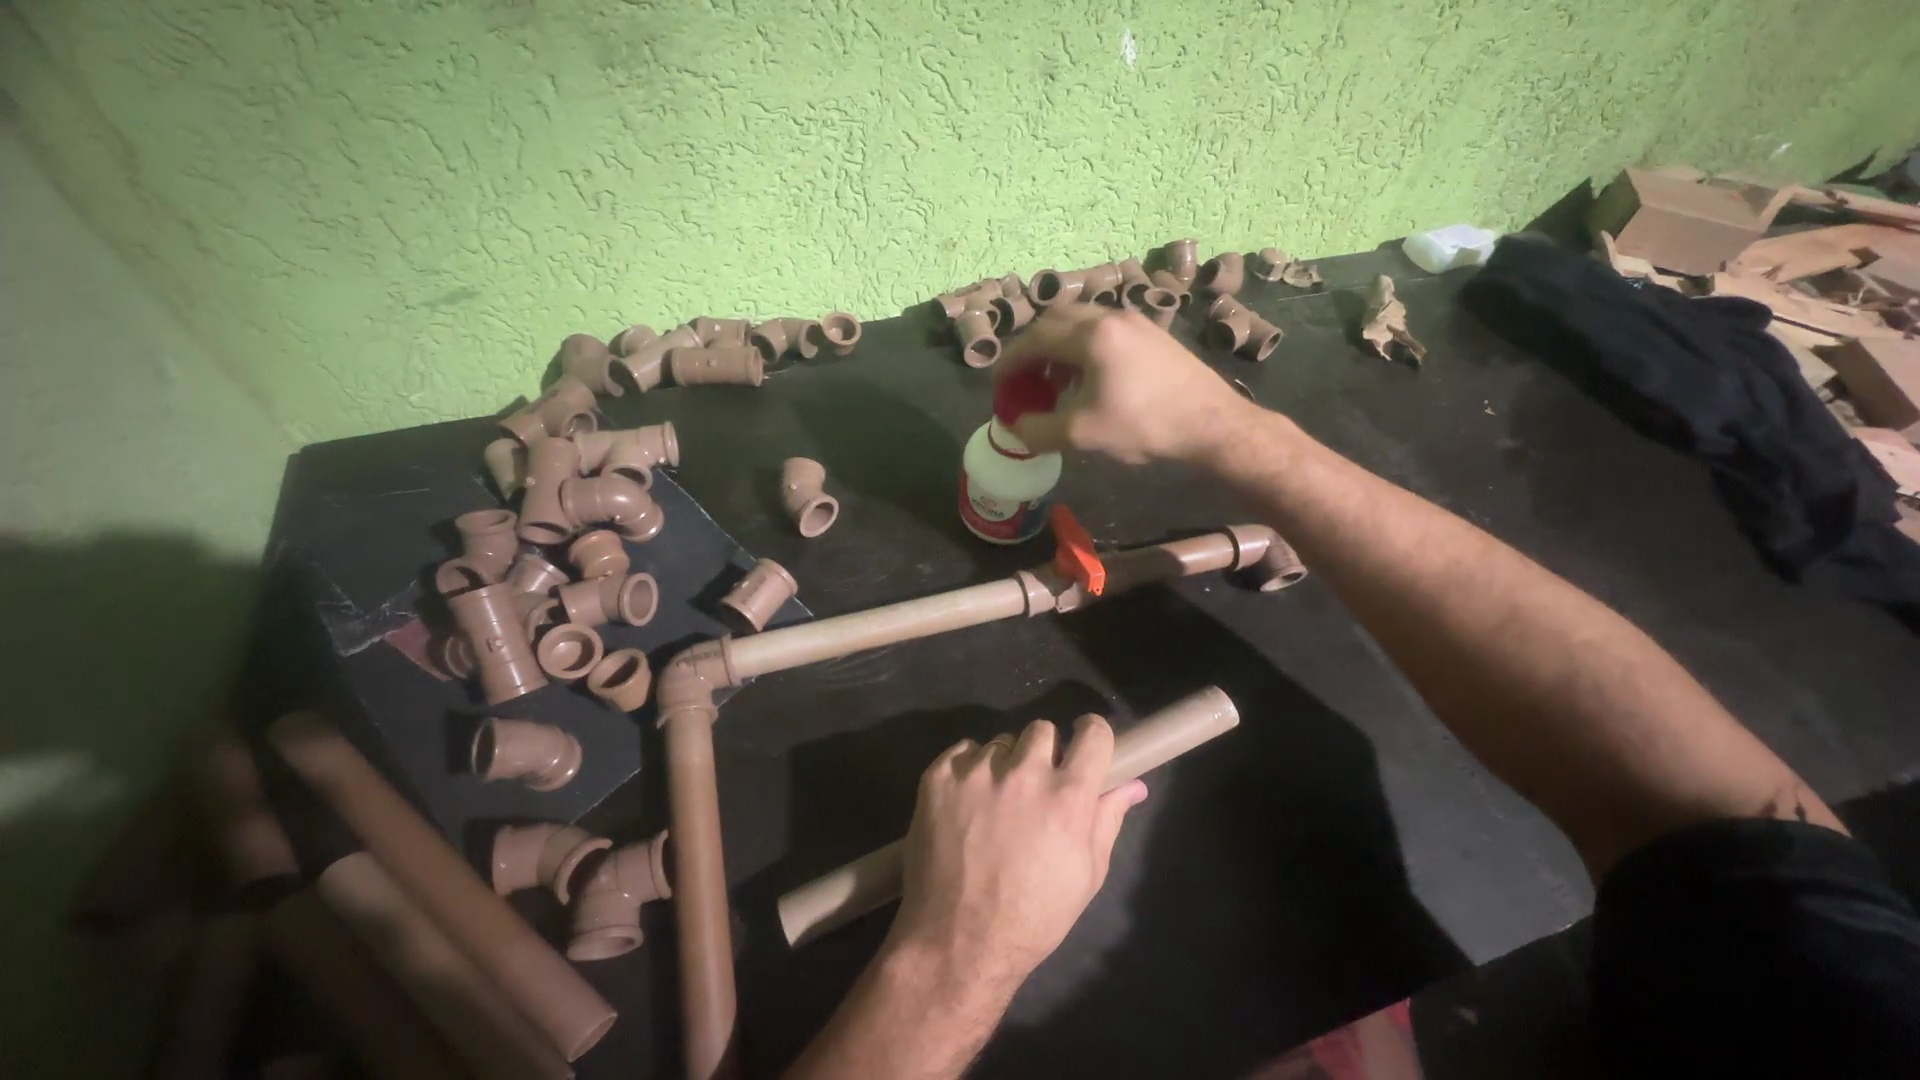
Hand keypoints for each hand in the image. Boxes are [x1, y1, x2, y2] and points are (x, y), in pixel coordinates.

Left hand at [885, 714, 1148, 998]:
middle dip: (1044, 753)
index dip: (1092, 736)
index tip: (1086, 746)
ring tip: (996, 803)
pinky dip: (968, 769)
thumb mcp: (1085, 876)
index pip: (1092, 734)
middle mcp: (1023, 774)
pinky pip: (963, 752)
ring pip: (1000, 743)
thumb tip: (1133, 784)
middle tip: (1036, 786)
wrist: (957, 941)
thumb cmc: (1032, 917)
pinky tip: (967, 803)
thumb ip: (1107, 820)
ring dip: (1004, 765)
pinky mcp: (937, 777)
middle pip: (1042, 731)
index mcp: (1067, 796)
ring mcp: (976, 773)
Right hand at [994, 305, 1251, 464]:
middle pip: (1056, 321)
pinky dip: (1083, 350)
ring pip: (1082, 324)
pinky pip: (1105, 332)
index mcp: (1090, 335)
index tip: (998, 384)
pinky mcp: (1153, 335)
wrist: (1212, 425)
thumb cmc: (1144, 426)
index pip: (1035, 338)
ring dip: (1059, 349)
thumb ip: (1038, 430)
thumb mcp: (1081, 435)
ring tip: (1053, 384)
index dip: (1010, 361)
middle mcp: (1111, 317)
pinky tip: (1088, 382)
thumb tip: (1016, 426)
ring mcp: (1136, 322)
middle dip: (1032, 348)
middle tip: (1023, 379)